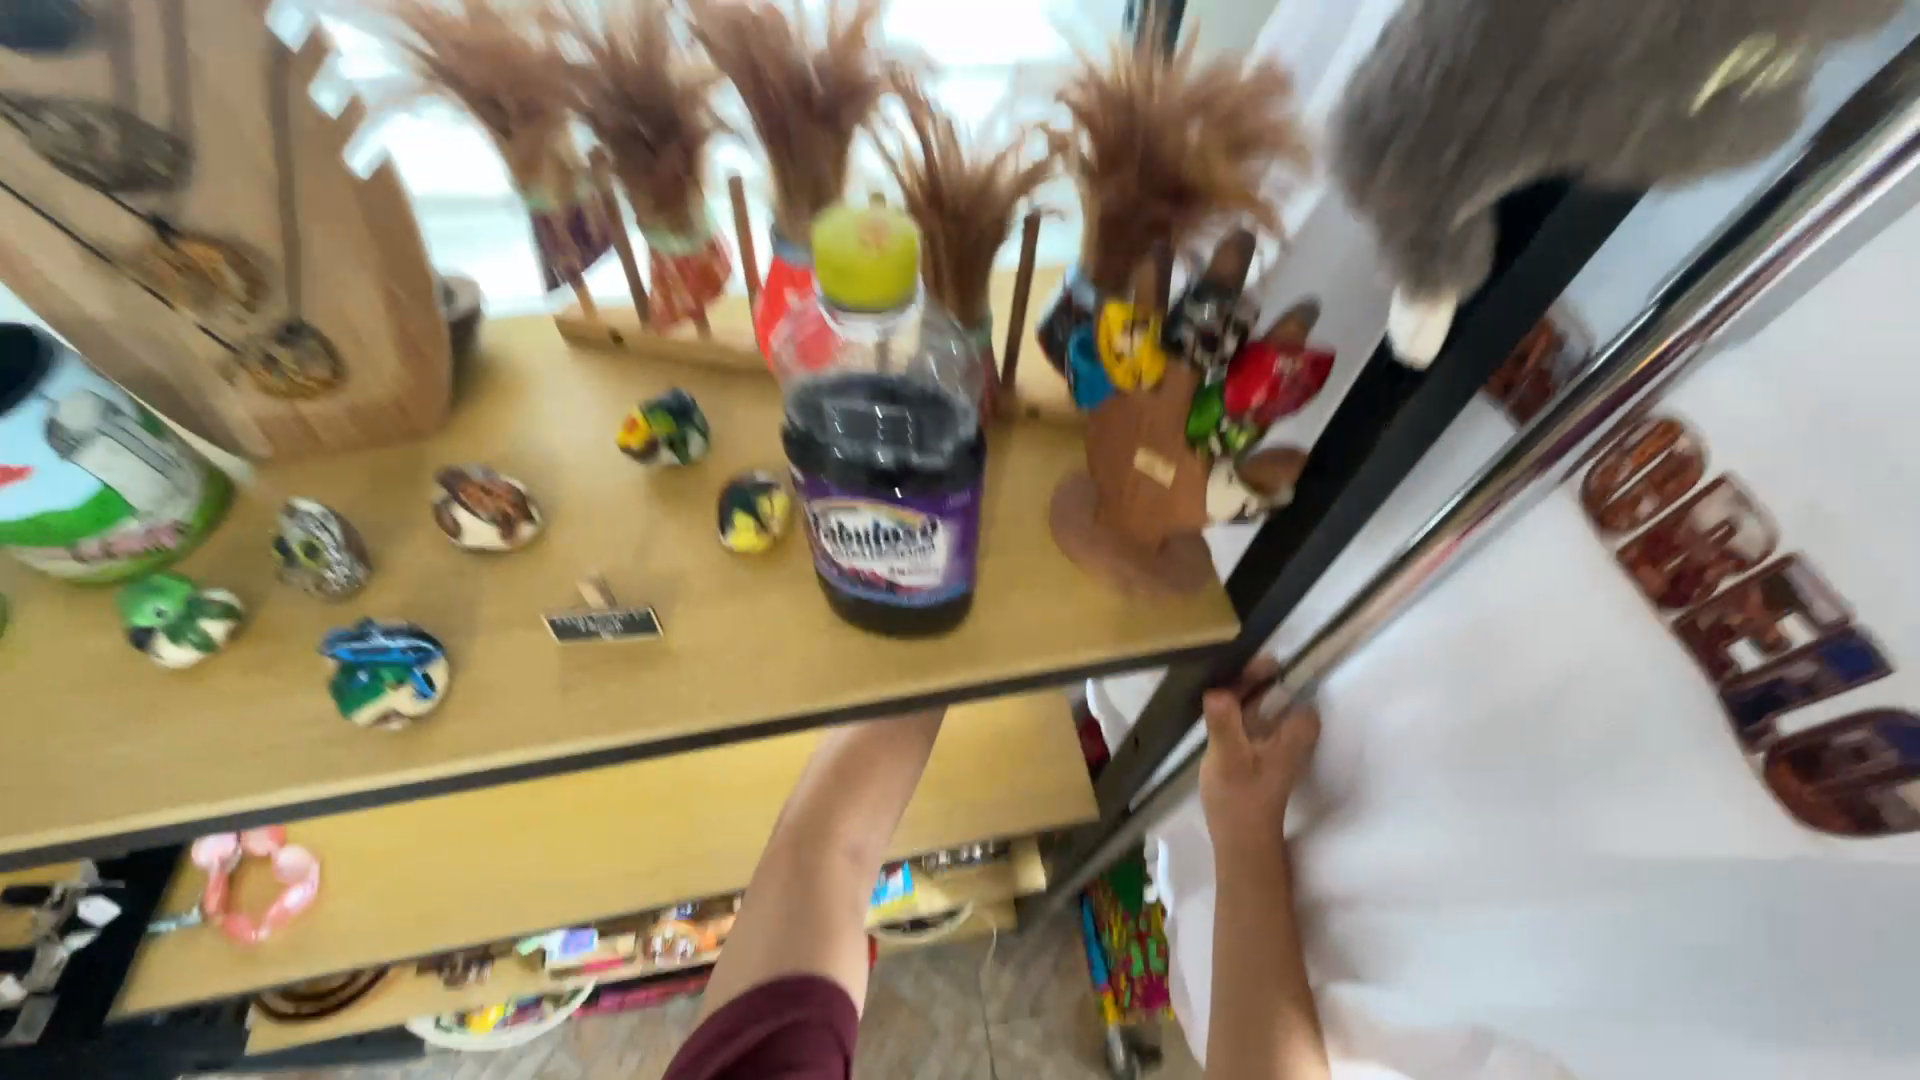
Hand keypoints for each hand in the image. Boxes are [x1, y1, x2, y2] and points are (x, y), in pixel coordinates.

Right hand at [1199, 656, 1319, 853]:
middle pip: (1278, 692)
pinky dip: (1237, 707)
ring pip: (1263, 704)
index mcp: (1294, 731)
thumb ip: (1224, 722)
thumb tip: (1217, 690)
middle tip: (1227, 662)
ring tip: (1216, 673)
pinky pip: (1251, 717)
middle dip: (1256, 676)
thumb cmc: (1240, 798)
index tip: (1252, 656)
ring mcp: (1274, 741)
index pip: (1295, 688)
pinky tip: (1215, 702)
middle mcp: (1290, 733)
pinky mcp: (1257, 749)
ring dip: (1243, 690)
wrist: (1240, 839)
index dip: (1275, 671)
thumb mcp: (1227, 758)